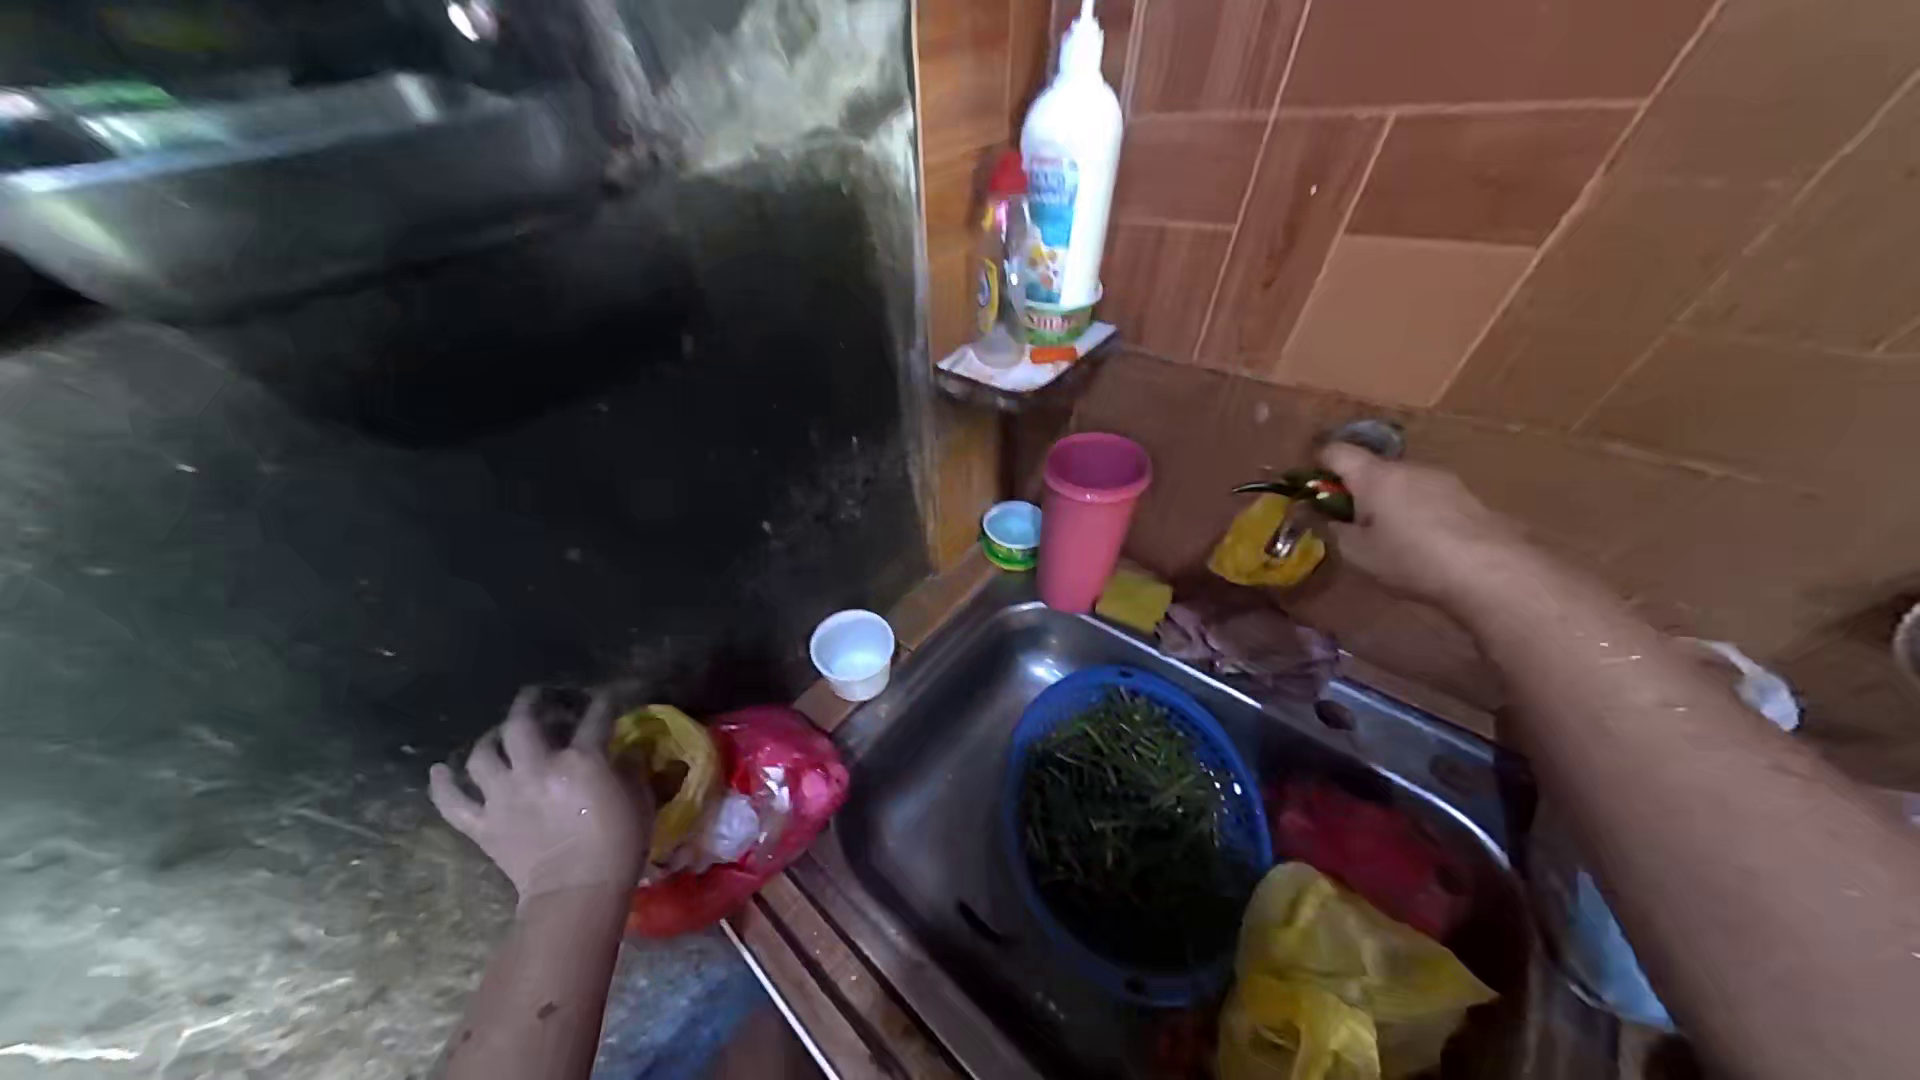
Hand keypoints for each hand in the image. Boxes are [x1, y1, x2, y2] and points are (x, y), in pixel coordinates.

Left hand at [429, 688, 652, 906]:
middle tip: (536, 697)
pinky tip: (440, 769)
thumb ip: (630, 768)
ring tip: (498, 736)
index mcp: (581, 759)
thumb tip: (625, 752)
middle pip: (522, 724)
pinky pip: (452, 801)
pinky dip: (443, 784)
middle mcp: (536, 768)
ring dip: (489, 740)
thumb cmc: (619, 842)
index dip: (605, 700)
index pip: (595, 716)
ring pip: (483, 755)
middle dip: (529, 703)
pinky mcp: (482, 825)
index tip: (609, 694)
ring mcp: (503, 796)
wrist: (578, 892)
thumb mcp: (639, 797)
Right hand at [1318, 443, 1528, 607]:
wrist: (1492, 572)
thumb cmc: (1409, 558)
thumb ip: (1329, 527)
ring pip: (1402, 484)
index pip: (1336, 452)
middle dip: (1356, 491)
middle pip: (1372, 469)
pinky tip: (1423, 544)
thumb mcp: (1355, 551)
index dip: (1317, 464)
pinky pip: (1428, 497)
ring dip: (1388, 502)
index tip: (1311, 489)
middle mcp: (1409, 468)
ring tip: (1389, 538)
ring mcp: (1443, 480)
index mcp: (1374, 476)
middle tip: (1349, 525)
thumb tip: (1312, 512)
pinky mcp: (1468, 498)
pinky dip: (1417, 512)